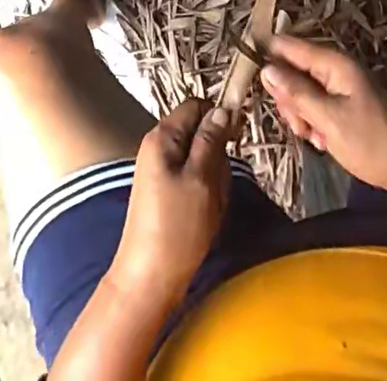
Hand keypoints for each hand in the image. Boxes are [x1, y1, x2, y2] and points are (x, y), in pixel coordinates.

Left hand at [111, 98, 236, 296]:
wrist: (149, 280)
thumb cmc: (176, 228)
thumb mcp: (201, 179)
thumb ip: (211, 140)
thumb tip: (223, 109)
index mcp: (162, 137)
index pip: (195, 105)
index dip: (218, 115)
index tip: (237, 138)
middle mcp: (159, 147)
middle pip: (201, 133)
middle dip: (218, 156)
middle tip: (218, 185)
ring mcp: (162, 171)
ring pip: (203, 160)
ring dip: (216, 180)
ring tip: (212, 206)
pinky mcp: (168, 192)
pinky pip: (197, 181)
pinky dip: (208, 195)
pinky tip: (206, 217)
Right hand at [259, 35, 386, 192]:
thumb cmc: (372, 142)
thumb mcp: (328, 119)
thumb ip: (296, 93)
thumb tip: (266, 69)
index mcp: (335, 64)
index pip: (290, 46)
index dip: (267, 53)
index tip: (245, 68)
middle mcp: (336, 69)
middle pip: (293, 71)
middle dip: (289, 98)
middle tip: (299, 124)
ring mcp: (340, 87)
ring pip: (301, 91)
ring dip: (300, 114)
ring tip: (313, 136)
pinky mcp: (343, 104)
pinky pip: (315, 105)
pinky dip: (312, 122)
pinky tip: (321, 140)